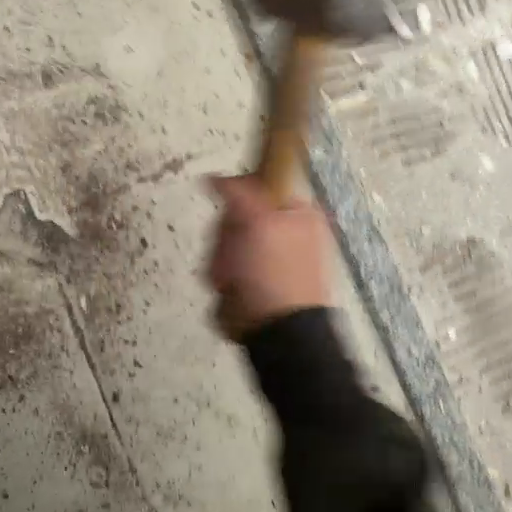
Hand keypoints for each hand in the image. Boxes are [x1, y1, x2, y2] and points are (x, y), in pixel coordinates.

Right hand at [205, 176, 332, 337]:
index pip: (256, 186)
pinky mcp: (257, 281)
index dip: (238, 200)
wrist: (280, 334)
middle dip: (226, 237)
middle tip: (233, 254)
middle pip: (236, 216)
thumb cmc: (274, 273)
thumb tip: (212, 177)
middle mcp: (288, 232)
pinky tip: (231, 289)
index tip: (234, 217)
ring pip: (227, 242)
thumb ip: (237, 191)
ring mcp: (272, 259)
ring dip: (221, 260)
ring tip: (232, 278)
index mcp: (299, 214)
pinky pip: (227, 266)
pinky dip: (224, 277)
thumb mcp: (257, 222)